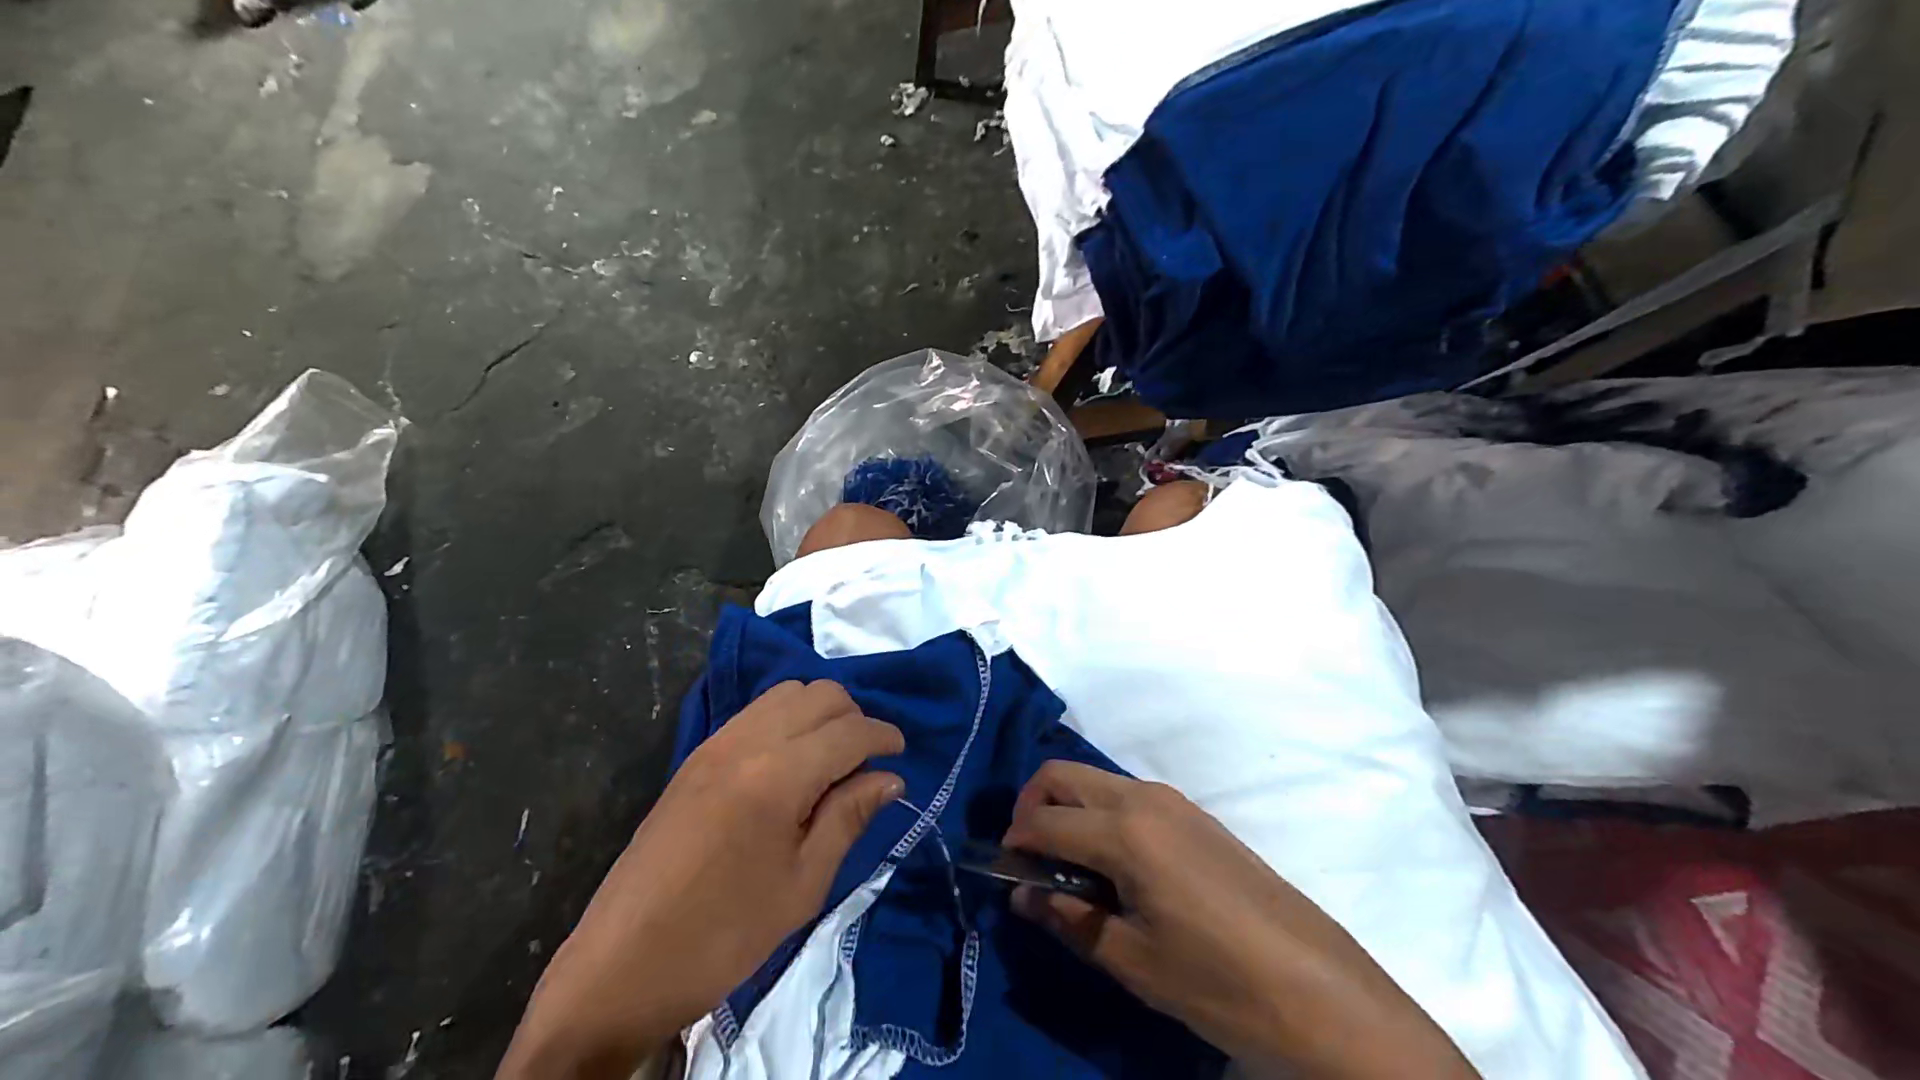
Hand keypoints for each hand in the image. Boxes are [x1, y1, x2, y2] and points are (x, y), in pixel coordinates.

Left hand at [497, 681, 905, 1079]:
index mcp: (777, 775)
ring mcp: (715, 743)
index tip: (901, 754)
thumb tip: (890, 778)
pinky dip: (786, 719)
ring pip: (785, 693)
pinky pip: (755, 711)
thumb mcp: (802, 885)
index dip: (884, 735)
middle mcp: (746, 741)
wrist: (621, 964)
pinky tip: (792, 760)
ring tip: (831, 759)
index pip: (849, 730)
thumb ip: (848, 818)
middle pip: (819, 694)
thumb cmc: (724, 935)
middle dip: (854, 717)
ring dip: (819, 713)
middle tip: (866, 761)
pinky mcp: (696, 755)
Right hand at [1003, 762, 1477, 1079]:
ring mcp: (1175, 801)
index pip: (1043, 820)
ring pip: (1095, 781)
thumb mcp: (1134, 961)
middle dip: (1032, 807)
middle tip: (1031, 862)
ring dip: (1069, 810)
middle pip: (1062, 775)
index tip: (1007, 875)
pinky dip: (1102, 815)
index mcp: (1125, 831)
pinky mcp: (1196, 815)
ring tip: (1072, 871)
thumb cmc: (1221, 982)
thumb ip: (1068, 919)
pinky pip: (1127, 796)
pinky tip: (1117, 869)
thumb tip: (1022, 893)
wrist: (1325, 993)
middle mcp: (1144, 798)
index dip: (1014, 844)